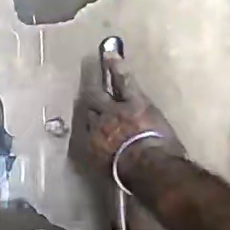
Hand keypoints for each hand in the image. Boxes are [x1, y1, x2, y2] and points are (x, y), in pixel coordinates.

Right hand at [71, 46, 183, 178]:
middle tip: (84, 89)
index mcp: (91, 144)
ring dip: (98, 77)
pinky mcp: (132, 101)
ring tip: (96, 62)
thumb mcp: (110, 170)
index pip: (87, 129)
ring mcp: (112, 110)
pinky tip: (111, 54)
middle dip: (87, 99)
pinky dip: (116, 67)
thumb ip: (105, 159)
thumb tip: (108, 156)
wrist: (145, 164)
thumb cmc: (128, 175)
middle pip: (89, 108)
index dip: (90, 123)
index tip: (91, 120)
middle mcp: (95, 125)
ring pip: (99, 92)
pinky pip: (122, 80)